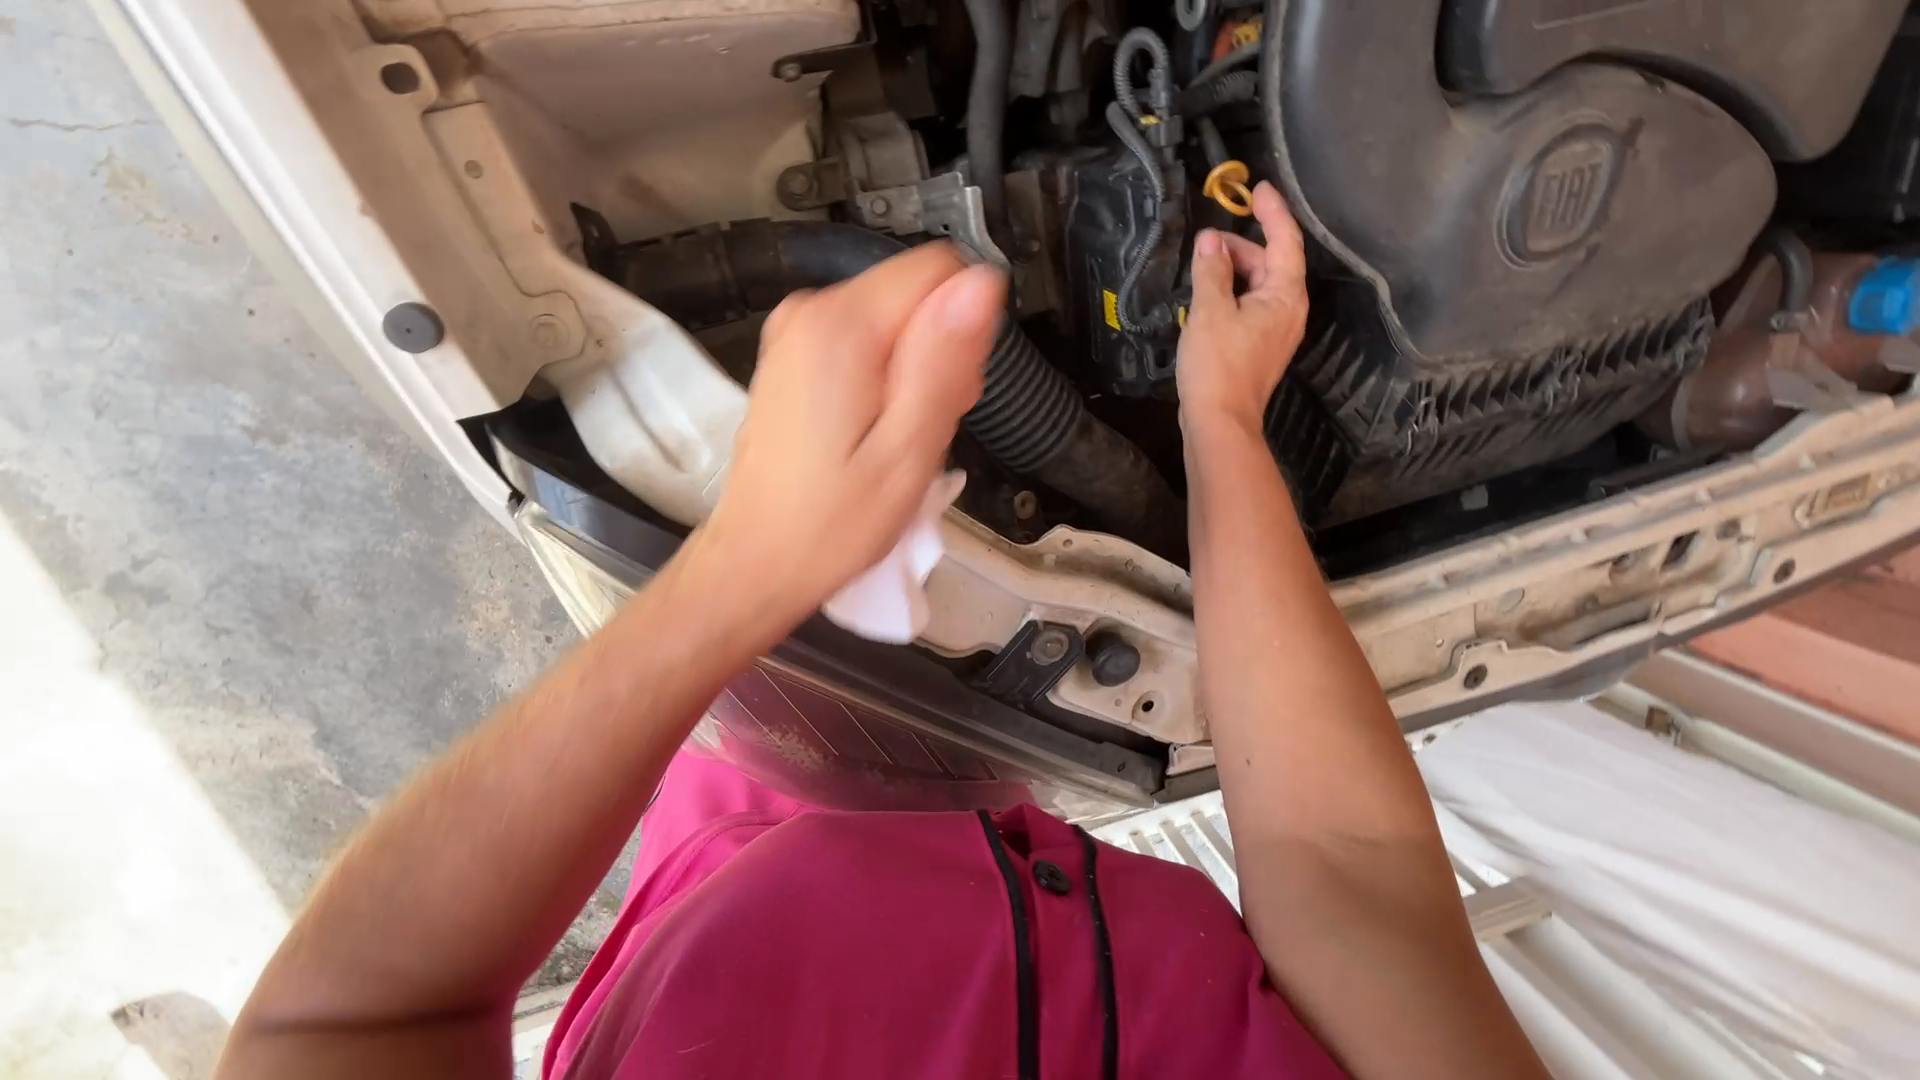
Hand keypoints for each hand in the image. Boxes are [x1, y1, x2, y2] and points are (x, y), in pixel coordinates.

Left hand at [694, 243, 1004, 628]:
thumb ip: (945, 362)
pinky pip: (865, 344)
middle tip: (921, 430)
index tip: (950, 393)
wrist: (756, 562)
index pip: (939, 270)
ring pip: (895, 321)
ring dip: (914, 374)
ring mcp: (795, 335)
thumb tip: (980, 285)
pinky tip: (873, 434)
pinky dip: (884, 382)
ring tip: (895, 440)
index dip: (963, 331)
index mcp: (841, 328)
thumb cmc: (830, 526)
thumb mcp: (908, 451)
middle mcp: (809, 314)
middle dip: (938, 355)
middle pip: (916, 296)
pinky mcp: (792, 358)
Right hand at [1177, 181, 1308, 433]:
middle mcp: (1288, 310)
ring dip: (1232, 272)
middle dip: (1241, 246)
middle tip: (1207, 241)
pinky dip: (1230, 295)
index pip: (1284, 241)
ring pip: (1257, 288)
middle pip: (1270, 264)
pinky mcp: (1258, 349)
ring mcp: (1275, 332)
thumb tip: (1210, 239)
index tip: (1256, 189)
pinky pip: (1249, 308)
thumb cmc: (1217, 365)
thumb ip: (1211, 270)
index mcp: (1284, 295)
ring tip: (1201, 267)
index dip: (1271, 212)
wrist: (1219, 421)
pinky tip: (1205, 298)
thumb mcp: (1209, 311)